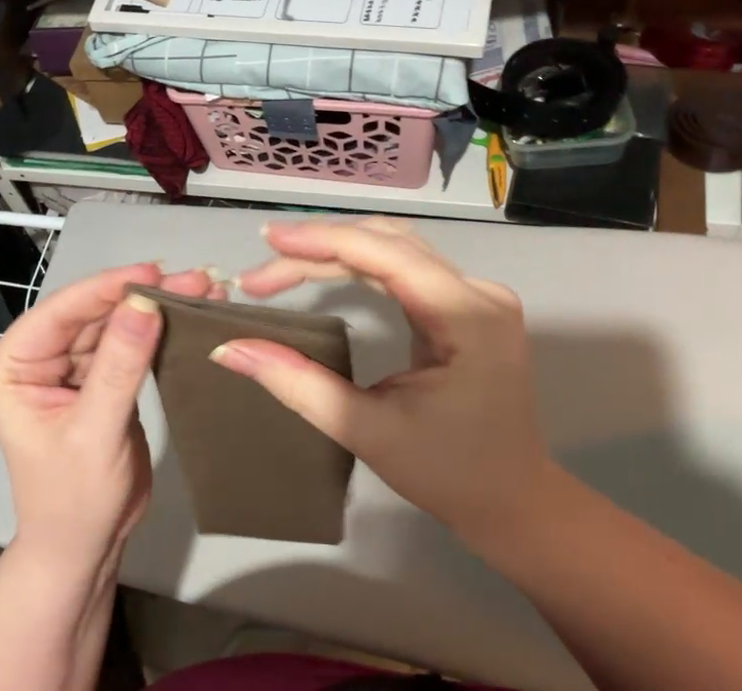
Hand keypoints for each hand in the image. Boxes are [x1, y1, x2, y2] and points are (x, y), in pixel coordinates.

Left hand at [0, 264, 220, 559]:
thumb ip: (120, 367)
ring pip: (114, 323)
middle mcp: (36, 354)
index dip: (108, 287)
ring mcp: (69, 365)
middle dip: (140, 296)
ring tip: (202, 289)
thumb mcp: (96, 431)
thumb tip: (146, 303)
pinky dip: (157, 332)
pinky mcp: (98, 378)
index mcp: (13, 362)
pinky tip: (189, 315)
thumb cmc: (73, 498)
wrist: (86, 547)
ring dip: (155, 308)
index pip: (62, 311)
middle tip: (196, 280)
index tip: (156, 271)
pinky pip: (127, 345)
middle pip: (92, 312)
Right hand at [212, 218, 551, 539]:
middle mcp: (478, 292)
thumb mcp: (366, 429)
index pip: (386, 255)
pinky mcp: (463, 305)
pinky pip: (402, 267)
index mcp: (468, 317)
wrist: (513, 502)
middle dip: (318, 248)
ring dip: (334, 251)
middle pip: (386, 243)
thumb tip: (228, 349)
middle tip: (258, 274)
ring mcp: (475, 296)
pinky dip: (356, 263)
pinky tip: (319, 268)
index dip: (322, 241)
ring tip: (278, 264)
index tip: (266, 240)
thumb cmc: (448, 472)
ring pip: (393, 248)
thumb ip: (297, 383)